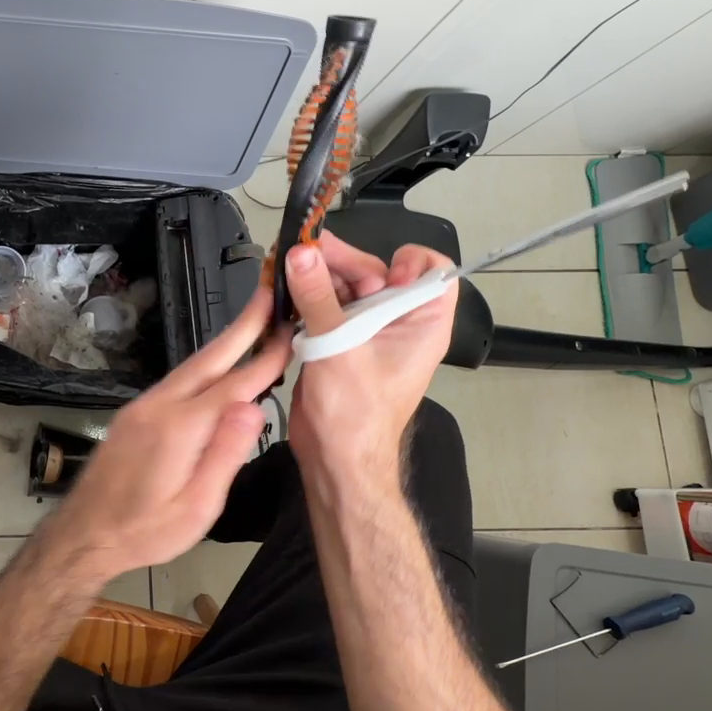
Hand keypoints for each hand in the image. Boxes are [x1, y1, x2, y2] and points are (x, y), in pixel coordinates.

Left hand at [46, 288, 290, 581]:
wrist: (85, 533)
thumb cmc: (144, 531)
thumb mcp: (197, 507)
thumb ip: (225, 455)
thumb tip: (254, 408)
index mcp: (178, 428)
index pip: (233, 386)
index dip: (265, 359)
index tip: (292, 333)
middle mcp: (158, 406)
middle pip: (208, 360)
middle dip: (242, 327)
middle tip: (270, 294)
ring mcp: (142, 407)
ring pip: (190, 368)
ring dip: (224, 345)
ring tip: (254, 323)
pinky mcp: (135, 414)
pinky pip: (177, 382)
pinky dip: (205, 367)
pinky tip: (219, 367)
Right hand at [285, 235, 456, 489]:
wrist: (334, 458)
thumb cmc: (355, 414)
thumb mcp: (339, 348)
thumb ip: (318, 297)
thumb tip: (301, 254)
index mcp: (419, 322)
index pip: (430, 271)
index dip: (403, 262)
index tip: (370, 272)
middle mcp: (395, 322)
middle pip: (373, 272)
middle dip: (339, 262)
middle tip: (302, 252)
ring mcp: (363, 331)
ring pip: (343, 286)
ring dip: (314, 275)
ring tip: (283, 265)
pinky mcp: (335, 340)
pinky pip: (322, 306)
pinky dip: (303, 296)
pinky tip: (281, 289)